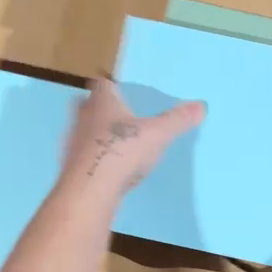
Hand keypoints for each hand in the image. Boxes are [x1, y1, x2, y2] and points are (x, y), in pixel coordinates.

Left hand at [59, 80, 203, 203]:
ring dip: (93, 135)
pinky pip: (82, 156)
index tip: (117, 90)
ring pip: (81, 131)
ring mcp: (72, 142)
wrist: (91, 187)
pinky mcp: (70, 166)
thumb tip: (201, 105)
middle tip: (112, 115)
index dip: (109, 86)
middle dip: (97, 108)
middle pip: (85, 105)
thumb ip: (177, 120)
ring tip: (112, 144)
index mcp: (102, 102)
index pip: (101, 84)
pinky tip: (106, 169)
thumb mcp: (158, 134)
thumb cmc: (123, 150)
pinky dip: (93, 159)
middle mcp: (83, 117)